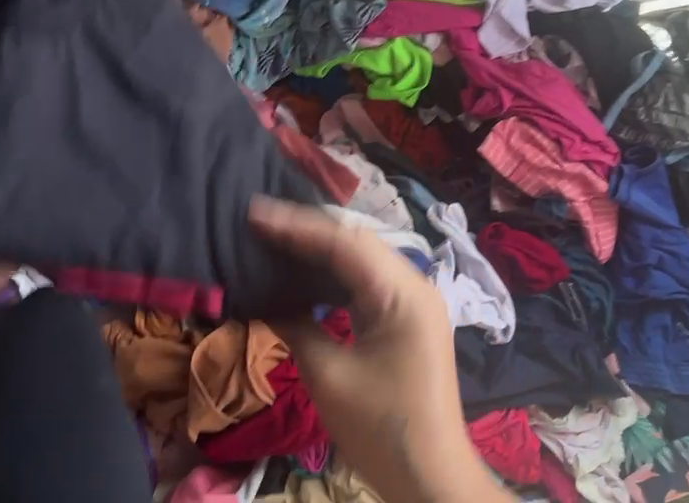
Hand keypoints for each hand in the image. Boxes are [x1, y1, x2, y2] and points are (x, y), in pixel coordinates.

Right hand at [250, 196, 506, 502]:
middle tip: (259, 219)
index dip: (296, 225)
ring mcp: (415, 301)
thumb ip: (294, 325)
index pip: (342, 242)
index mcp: (402, 294)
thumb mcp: (328, 377)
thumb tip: (261, 295)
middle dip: (306, 228)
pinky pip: (367, 276)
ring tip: (274, 236)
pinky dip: (334, 268)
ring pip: (361, 255)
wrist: (434, 484)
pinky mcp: (409, 317)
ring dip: (319, 245)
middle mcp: (414, 286)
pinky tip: (305, 269)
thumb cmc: (382, 430)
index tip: (254, 213)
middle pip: (354, 240)